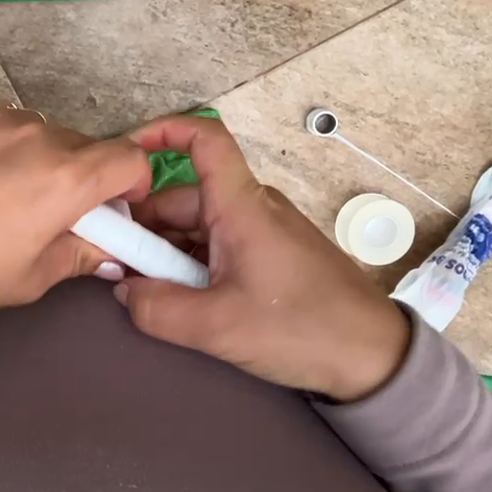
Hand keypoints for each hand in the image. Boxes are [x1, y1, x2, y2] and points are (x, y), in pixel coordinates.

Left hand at [0, 102, 152, 315]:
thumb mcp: (36, 276)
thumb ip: (85, 253)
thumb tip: (112, 249)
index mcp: (67, 180)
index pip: (131, 158)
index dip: (132, 183)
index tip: (114, 204)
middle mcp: (41, 137)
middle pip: (89, 147)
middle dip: (85, 176)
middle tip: (55, 209)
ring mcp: (4, 119)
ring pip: (49, 133)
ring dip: (46, 157)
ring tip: (10, 191)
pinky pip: (12, 122)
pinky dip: (11, 143)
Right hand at [113, 114, 410, 401]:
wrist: (377, 360)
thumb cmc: (302, 329)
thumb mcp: (218, 326)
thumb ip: (158, 309)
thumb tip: (123, 289)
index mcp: (241, 206)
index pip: (204, 139)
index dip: (162, 132)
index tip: (122, 158)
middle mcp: (250, 207)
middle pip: (182, 196)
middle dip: (143, 225)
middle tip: (115, 264)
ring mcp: (260, 230)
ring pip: (194, 225)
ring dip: (164, 251)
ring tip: (145, 290)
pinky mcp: (268, 254)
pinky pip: (214, 245)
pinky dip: (187, 264)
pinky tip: (177, 297)